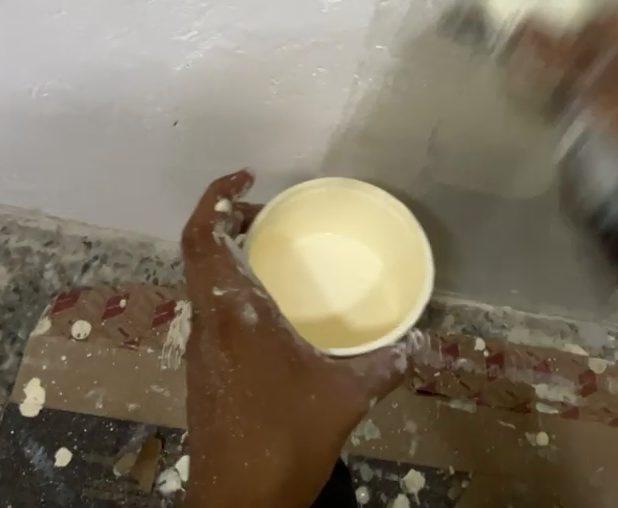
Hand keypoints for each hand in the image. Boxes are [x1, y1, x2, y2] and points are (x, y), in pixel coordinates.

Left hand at [181, 170, 411, 507]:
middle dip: (230, 222)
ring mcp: (203, 350)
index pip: (203, 239)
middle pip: (202, 254)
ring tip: (271, 251)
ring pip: (206, 284)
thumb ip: (381, 367)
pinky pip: (215, 313)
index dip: (215, 199)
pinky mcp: (205, 374)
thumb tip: (415, 348)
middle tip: (267, 210)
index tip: (244, 178)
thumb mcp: (344, 398)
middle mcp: (210, 324)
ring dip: (231, 258)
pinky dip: (235, 291)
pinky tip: (270, 311)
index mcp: (234, 315)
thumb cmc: (285, 440)